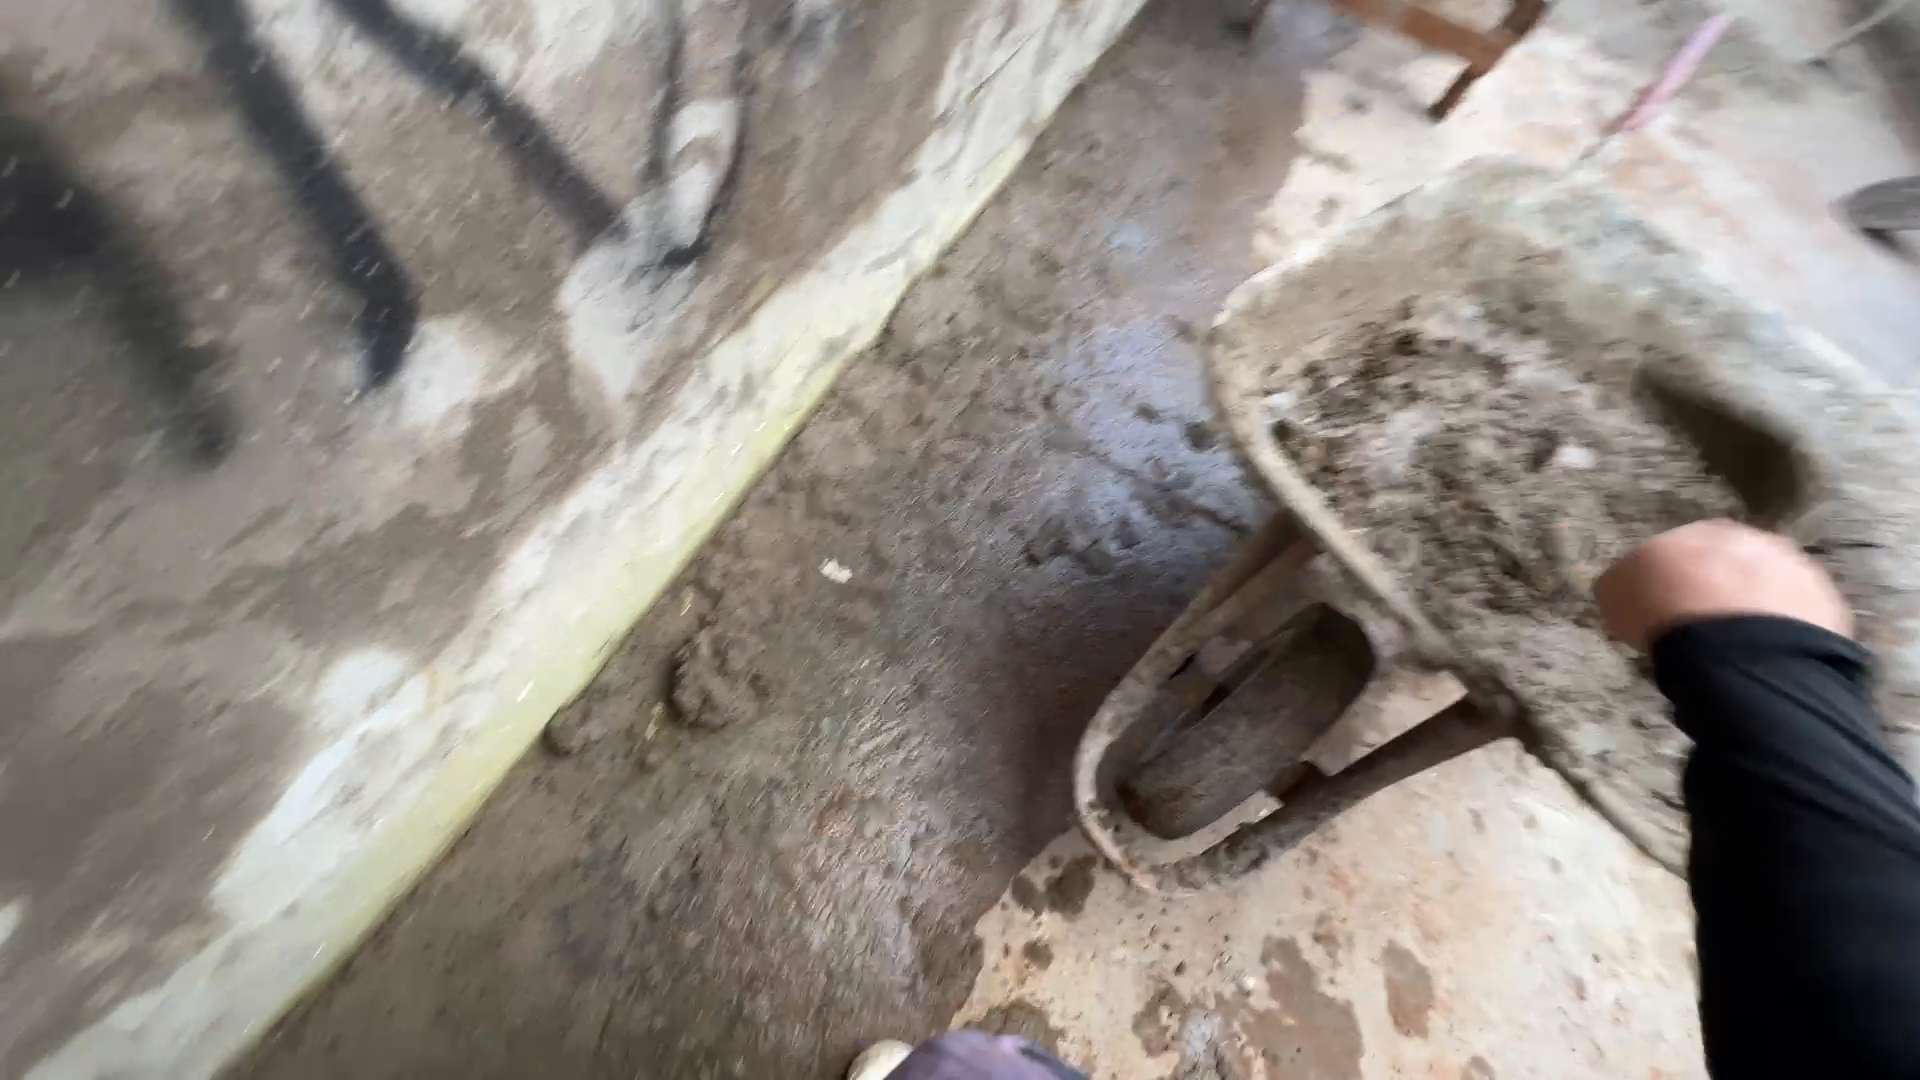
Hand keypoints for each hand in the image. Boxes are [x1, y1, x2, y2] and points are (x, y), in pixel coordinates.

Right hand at [1595, 519, 1852, 651]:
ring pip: (1763, 582)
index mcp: (1694, 530)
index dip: (1666, 570)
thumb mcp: (1614, 593)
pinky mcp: (1825, 601)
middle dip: (1712, 581)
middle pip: (1726, 559)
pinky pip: (1793, 610)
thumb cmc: (1660, 610)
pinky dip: (1775, 622)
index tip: (1657, 595)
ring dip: (1748, 600)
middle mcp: (1749, 538)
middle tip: (1693, 613)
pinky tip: (1754, 644)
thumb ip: (1625, 580)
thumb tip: (1628, 583)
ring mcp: (1794, 567)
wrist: (1732, 643)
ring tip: (1727, 633)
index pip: (1677, 544)